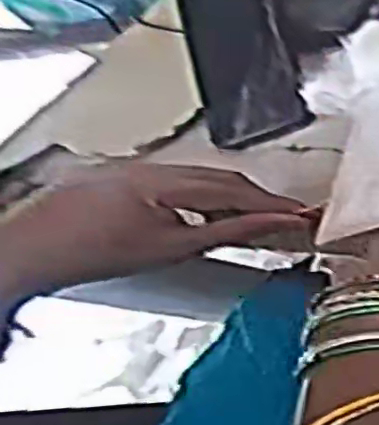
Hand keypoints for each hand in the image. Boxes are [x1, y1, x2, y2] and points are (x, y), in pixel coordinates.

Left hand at [0, 163, 310, 302]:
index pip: (237, 190)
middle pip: (221, 178)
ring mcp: (127, 170)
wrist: (23, 256)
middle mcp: (143, 168)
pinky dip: (204, 196)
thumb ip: (238, 230)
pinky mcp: (117, 178)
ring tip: (254, 219)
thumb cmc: (91, 253)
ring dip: (232, 197)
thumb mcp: (180, 246)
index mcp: (161, 181)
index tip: (305, 215)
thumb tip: (281, 221)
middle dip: (258, 198)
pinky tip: (212, 213)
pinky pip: (174, 180)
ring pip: (200, 178)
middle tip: (288, 217)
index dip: (276, 204)